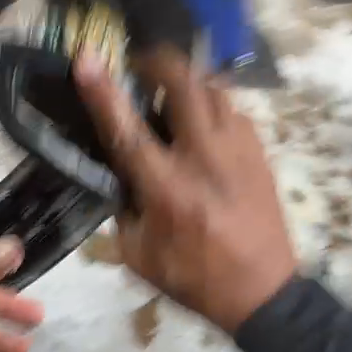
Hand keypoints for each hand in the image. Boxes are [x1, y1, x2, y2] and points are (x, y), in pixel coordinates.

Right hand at [75, 48, 297, 332]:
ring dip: (187, 78)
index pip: (127, 130)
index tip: (86, 59)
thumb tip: (117, 168)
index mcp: (167, 188)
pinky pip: (232, 106)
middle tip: (140, 64)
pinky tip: (204, 117)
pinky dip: (212, 101)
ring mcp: (238, 148)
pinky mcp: (259, 149)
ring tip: (172, 85)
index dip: (103, 92)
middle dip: (158, 61)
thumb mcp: (139, 254)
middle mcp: (204, 158)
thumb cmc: (195, 277)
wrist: (265, 293)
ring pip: (212, 86)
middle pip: (183, 84)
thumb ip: (123, 206)